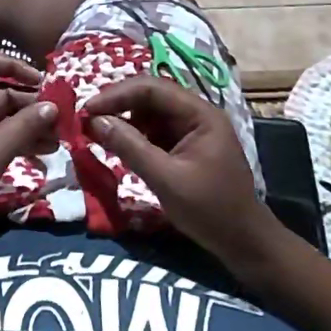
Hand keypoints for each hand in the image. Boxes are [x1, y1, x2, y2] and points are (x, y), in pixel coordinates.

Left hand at [0, 53, 55, 242]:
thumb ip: (25, 125)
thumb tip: (53, 105)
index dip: (15, 67)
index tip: (42, 81)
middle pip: (2, 92)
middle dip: (32, 103)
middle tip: (62, 116)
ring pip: (6, 118)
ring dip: (31, 126)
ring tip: (59, 138)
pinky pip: (2, 138)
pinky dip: (22, 142)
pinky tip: (45, 153)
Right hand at [83, 77, 285, 270]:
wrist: (244, 242)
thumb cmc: (210, 210)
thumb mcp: (166, 179)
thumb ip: (131, 148)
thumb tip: (95, 121)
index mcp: (200, 114)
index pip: (152, 88)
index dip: (116, 95)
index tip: (86, 109)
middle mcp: (196, 114)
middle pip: (150, 96)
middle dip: (117, 105)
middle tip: (86, 121)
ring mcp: (191, 130)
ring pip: (149, 114)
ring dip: (123, 121)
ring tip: (95, 133)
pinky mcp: (184, 147)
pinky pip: (154, 132)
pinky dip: (134, 137)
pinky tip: (116, 146)